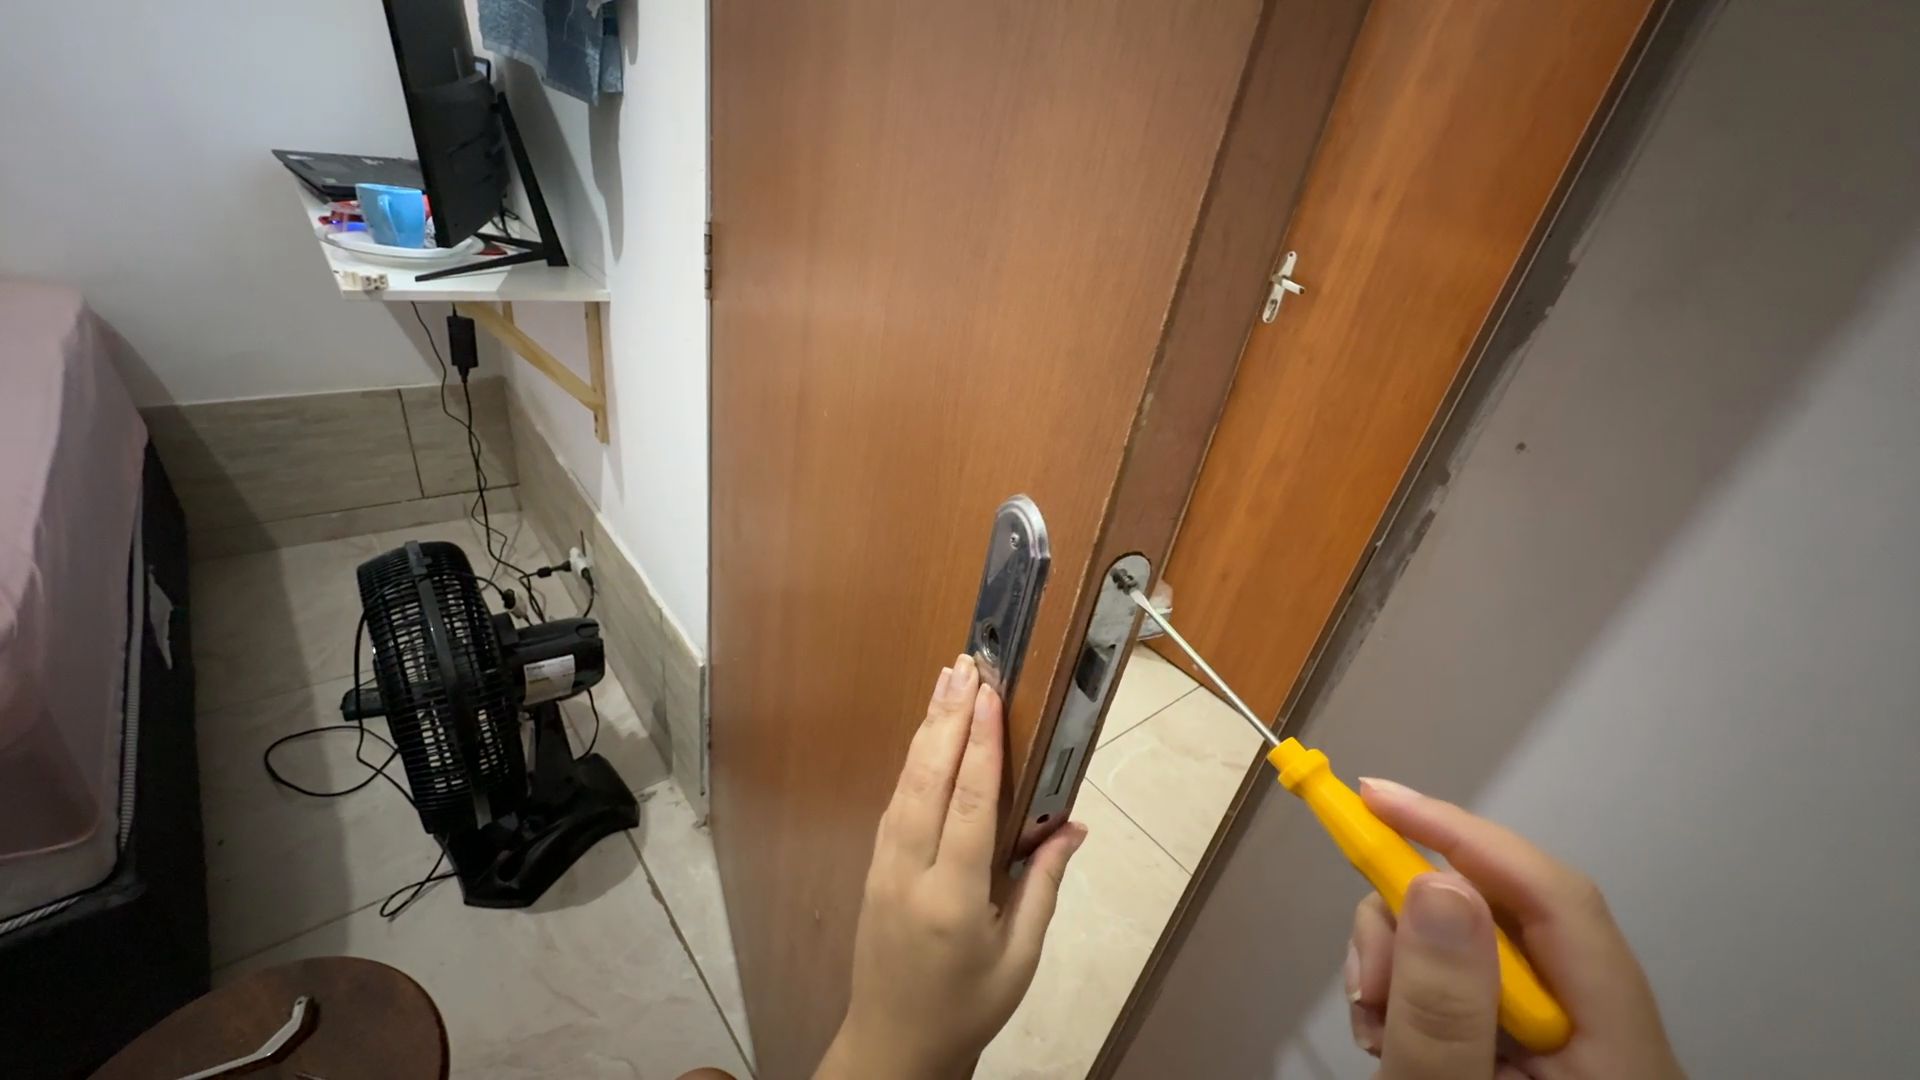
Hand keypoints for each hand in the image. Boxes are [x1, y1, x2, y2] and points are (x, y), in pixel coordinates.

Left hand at [815, 655, 1088, 1079]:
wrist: (892, 1044)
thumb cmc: (967, 1006)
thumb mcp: (1020, 958)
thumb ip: (1043, 885)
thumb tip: (1073, 825)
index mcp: (953, 900)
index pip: (969, 807)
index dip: (981, 747)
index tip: (988, 697)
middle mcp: (910, 872)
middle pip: (928, 780)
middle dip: (948, 718)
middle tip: (966, 667)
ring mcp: (885, 864)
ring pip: (906, 782)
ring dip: (927, 728)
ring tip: (945, 681)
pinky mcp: (875, 863)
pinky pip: (896, 801)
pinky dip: (913, 760)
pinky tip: (927, 733)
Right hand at [1344, 779, 1683, 1079]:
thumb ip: (1443, 1008)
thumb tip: (1434, 881)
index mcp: (1620, 1052)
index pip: (1553, 899)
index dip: (1462, 831)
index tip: (1372, 797)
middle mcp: (1599, 1030)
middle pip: (1498, 914)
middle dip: (1408, 918)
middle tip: (1363, 973)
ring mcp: (1556, 1036)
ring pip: (1461, 937)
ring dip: (1395, 955)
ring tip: (1369, 1016)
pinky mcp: (1514, 1037)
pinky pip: (1449, 970)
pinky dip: (1401, 979)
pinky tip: (1383, 1024)